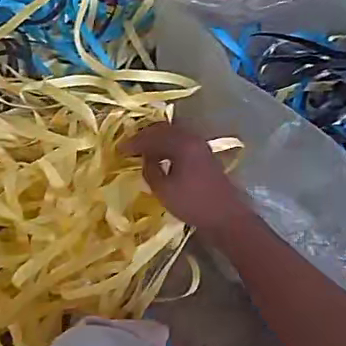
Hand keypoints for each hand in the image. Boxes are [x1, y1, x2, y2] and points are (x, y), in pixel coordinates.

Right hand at [123, 122, 253, 235]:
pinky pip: (180, 141)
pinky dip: (167, 145)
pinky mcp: (204, 155)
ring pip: (173, 134)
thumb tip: (145, 159)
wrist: (225, 216)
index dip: (134, 142)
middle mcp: (192, 139)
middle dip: (144, 136)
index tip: (120, 149)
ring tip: (142, 151)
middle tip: (129, 146)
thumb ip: (150, 170)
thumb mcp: (163, 190)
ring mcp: (200, 146)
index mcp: (181, 144)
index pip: (152, 136)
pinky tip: (160, 156)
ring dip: (156, 140)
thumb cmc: (193, 204)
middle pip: (164, 129)